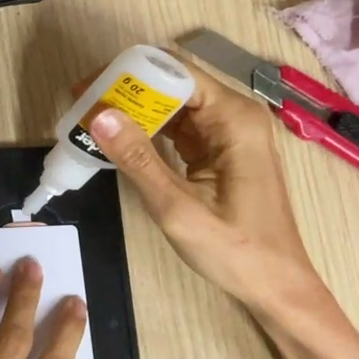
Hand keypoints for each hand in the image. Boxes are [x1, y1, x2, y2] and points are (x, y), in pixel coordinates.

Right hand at [87, 59, 323, 312]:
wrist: (277, 287)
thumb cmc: (235, 250)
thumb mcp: (177, 208)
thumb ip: (138, 159)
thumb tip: (99, 115)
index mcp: (235, 119)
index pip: (175, 72)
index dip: (129, 74)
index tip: (87, 89)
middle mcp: (235, 116)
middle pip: (172, 83)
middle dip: (125, 91)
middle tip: (80, 107)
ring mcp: (228, 133)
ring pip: (171, 105)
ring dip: (132, 111)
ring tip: (89, 121)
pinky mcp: (218, 150)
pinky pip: (177, 127)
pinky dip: (146, 130)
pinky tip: (116, 141)